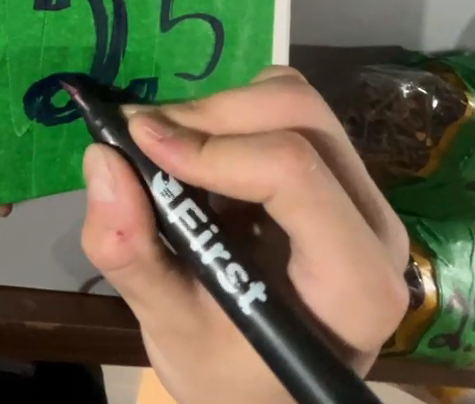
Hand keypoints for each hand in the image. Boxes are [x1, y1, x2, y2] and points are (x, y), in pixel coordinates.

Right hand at [80, 67, 408, 403]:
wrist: (260, 380)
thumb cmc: (225, 367)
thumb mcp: (169, 331)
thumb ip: (132, 254)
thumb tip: (103, 159)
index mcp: (353, 285)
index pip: (296, 174)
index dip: (212, 147)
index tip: (138, 142)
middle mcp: (371, 225)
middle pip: (299, 117)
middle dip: (207, 114)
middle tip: (138, 134)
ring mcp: (357, 190)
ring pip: (292, 98)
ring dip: (214, 108)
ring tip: (163, 146)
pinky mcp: (331, 167)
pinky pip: (282, 104)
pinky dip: (226, 110)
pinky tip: (196, 154)